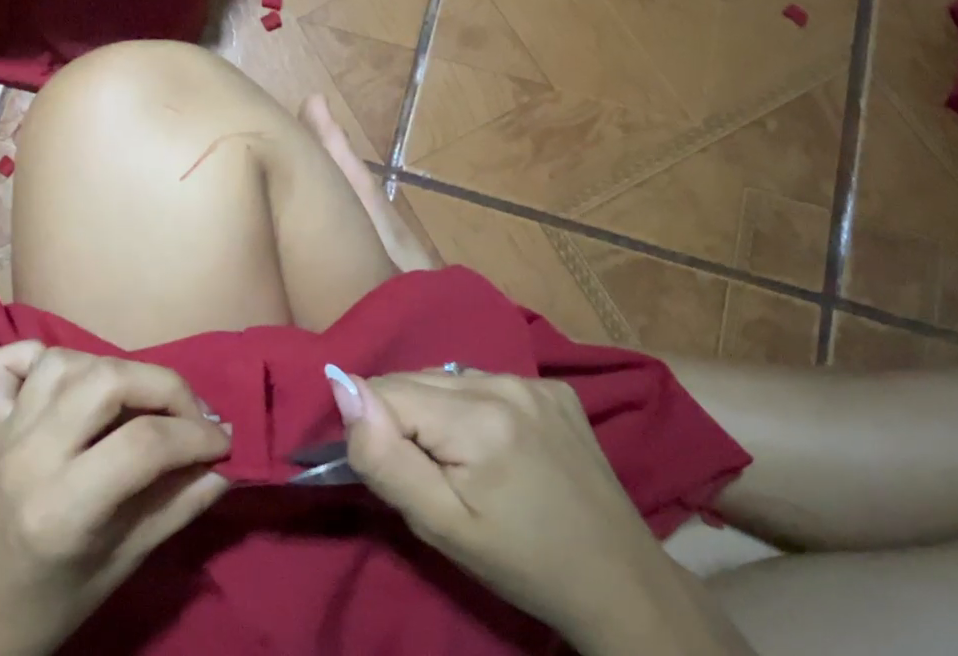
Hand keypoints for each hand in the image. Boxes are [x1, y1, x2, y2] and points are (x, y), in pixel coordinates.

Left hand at [0, 343, 231, 655]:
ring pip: (63, 361)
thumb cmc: (58, 601)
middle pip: (106, 380)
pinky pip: (3, 362)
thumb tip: (225, 465)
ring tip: (138, 403)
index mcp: (62, 509)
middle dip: (165, 388)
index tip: (224, 445)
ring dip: (113, 370)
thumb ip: (178, 507)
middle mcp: (29, 456)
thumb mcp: (126, 564)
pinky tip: (70, 382)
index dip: (197, 436)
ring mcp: (3, 433)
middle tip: (191, 418)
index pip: (144, 443)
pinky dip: (38, 356)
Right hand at [331, 368, 750, 654]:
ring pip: (445, 377)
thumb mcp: (439, 525)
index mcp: (476, 417)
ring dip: (434, 411)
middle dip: (402, 418)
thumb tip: (340, 384)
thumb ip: (383, 455)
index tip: (396, 474)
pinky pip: (484, 382)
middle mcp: (504, 382)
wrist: (617, 581)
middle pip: (414, 379)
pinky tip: (495, 448)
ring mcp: (534, 381)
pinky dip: (471, 407)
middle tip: (428, 477)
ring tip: (460, 464)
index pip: (383, 390)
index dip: (375, 430)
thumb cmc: (519, 562)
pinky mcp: (555, 389)